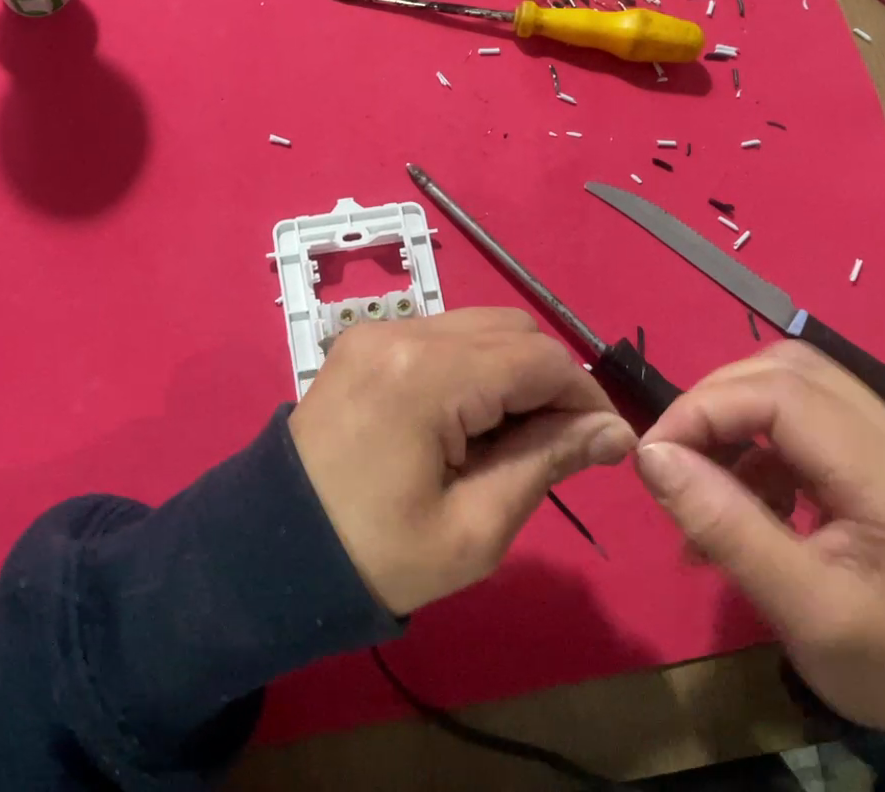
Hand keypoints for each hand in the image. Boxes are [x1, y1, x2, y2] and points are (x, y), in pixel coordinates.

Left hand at [290, 308, 636, 616]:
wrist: (271, 554)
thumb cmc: (375, 556)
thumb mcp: (474, 528)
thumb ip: (546, 462)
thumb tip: (613, 431)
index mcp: (427, 375)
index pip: (539, 360)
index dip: (585, 398)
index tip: (605, 445)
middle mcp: (401, 333)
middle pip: (511, 331)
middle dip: (549, 382)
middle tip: (557, 447)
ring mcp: (376, 333)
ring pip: (478, 328)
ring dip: (511, 373)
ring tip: (512, 439)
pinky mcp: (362, 344)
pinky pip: (441, 338)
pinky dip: (473, 369)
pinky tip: (469, 421)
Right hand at [633, 341, 884, 730]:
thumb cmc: (882, 671)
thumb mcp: (798, 610)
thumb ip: (725, 526)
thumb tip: (651, 457)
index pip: (789, 396)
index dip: (707, 407)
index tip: (653, 452)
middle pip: (794, 372)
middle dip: (715, 403)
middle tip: (670, 457)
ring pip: (798, 383)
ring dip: (733, 417)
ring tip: (700, 477)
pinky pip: (806, 417)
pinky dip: (755, 442)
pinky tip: (739, 494)